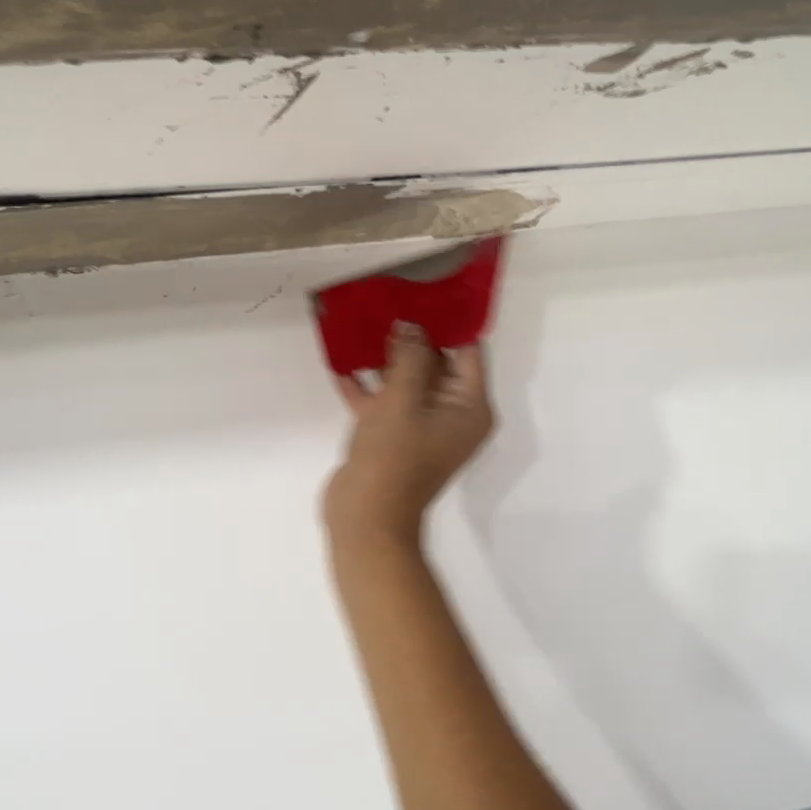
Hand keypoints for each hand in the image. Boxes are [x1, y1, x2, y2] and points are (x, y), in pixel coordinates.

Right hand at [323, 322, 494, 545]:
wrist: (365, 518)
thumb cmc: (393, 455)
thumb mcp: (403, 397)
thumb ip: (411, 355)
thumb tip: (412, 325)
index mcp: (470, 406)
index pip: (468, 350)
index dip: (448, 321)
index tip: (425, 291)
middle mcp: (453, 413)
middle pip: (436, 362)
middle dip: (410, 335)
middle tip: (387, 300)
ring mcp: (422, 426)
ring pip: (407, 379)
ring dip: (384, 358)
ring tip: (360, 324)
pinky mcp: (394, 436)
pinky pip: (385, 401)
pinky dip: (367, 384)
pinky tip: (340, 362)